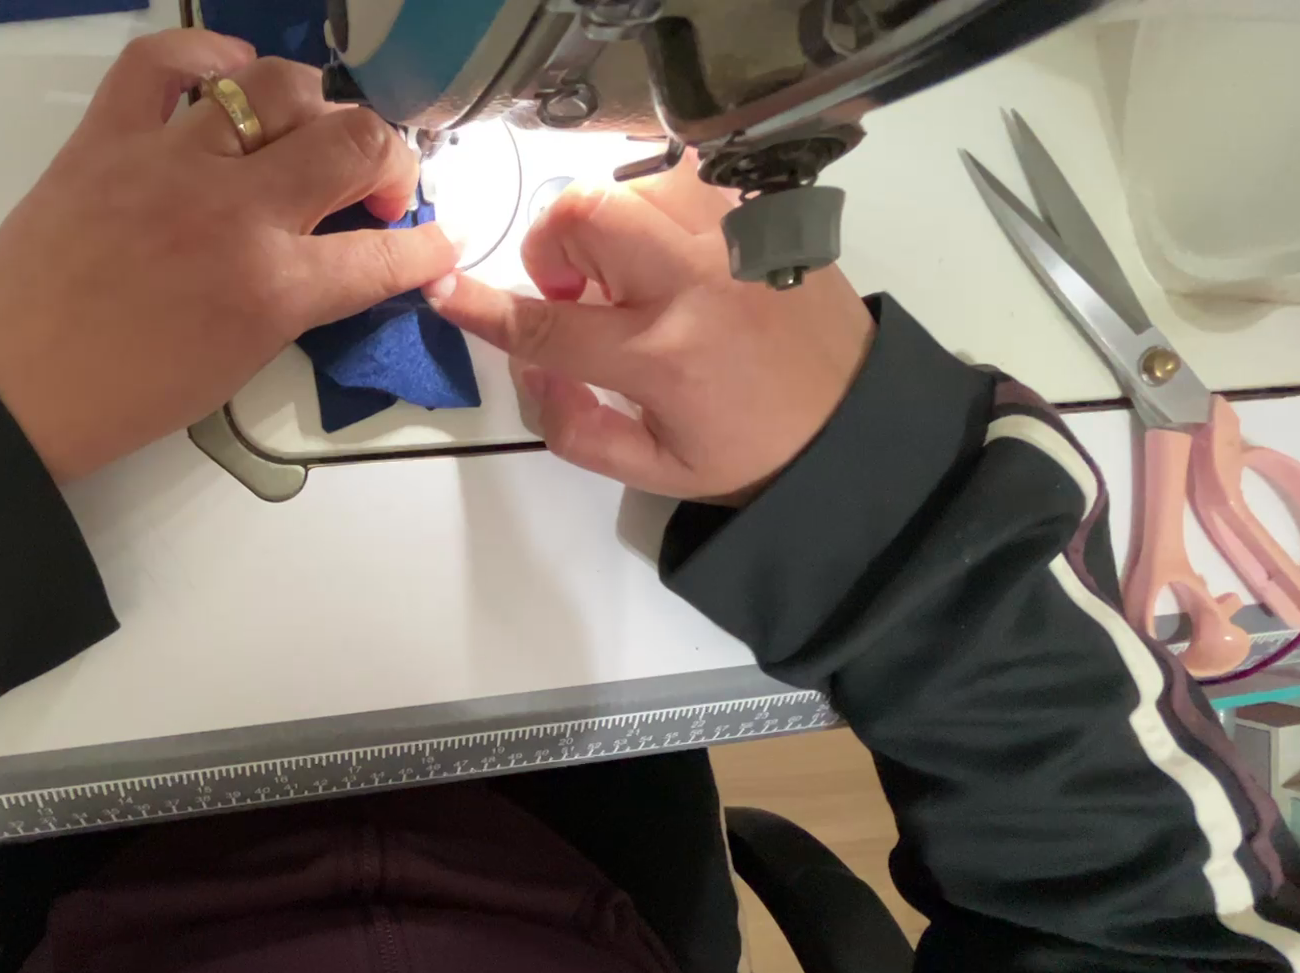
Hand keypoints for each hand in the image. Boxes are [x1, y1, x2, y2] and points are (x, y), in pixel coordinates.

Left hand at [0, 30, 456, 482]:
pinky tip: (229, 81)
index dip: (427, 248)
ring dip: (318, 106)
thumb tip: (335, 255)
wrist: (23, 386)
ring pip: (278, 84)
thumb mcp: (244, 360)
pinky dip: (211, 56)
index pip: (383, 255)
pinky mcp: (107, 134)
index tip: (439, 242)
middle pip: (355, 142)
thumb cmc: (138, 395)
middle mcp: (237, 212)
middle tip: (376, 190)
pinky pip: (166, 57)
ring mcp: (170, 161)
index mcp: (275, 289)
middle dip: (392, 162)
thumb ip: (300, 299)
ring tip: (309, 136)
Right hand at [424, 162, 874, 504]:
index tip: (444, 290)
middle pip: (587, 214)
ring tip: (626, 275)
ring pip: (632, 182)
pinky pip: (684, 174)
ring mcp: (735, 237)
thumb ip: (571, 427)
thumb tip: (533, 370)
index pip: (547, 326)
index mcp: (662, 357)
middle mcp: (695, 283)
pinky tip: (666, 251)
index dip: (484, 309)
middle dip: (551, 244)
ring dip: (603, 224)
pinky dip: (651, 204)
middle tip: (573, 290)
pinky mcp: (764, 215)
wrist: (855, 423)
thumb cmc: (744, 453)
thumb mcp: (648, 470)